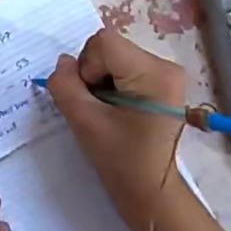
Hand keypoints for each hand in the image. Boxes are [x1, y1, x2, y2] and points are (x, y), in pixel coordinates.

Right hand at [44, 32, 187, 230]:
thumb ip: (65, 86)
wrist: (149, 188)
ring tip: (108, 111)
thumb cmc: (120, 159)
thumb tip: (63, 62)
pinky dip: (110, 84)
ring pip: (113, 56)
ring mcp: (166, 73)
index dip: (86, 67)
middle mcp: (166, 66)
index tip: (93, 99)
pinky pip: (123, 67)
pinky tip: (116, 109)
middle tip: (98, 108)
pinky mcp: (161, 81)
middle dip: (93, 74)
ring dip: (100, 80)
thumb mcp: (83, 122)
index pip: (103, 43)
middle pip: (109, 47)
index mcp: (154, 73)